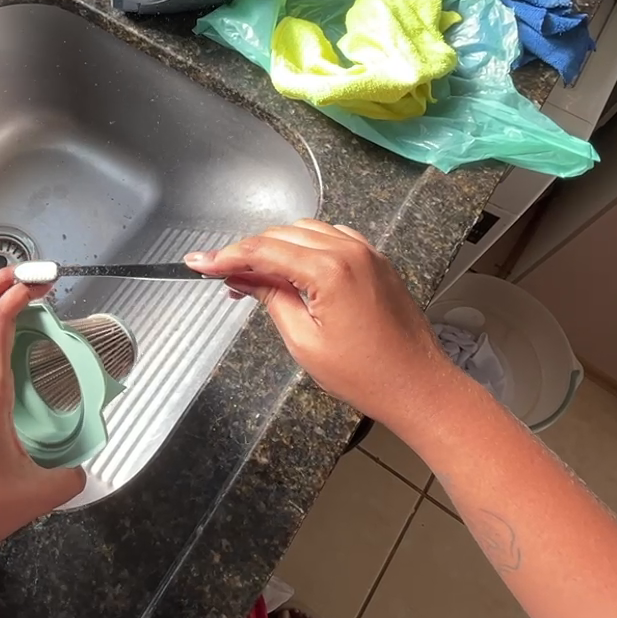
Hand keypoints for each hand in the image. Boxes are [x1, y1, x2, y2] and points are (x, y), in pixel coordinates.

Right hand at [184, 220, 457, 425]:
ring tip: (254, 275)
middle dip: (248, 252)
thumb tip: (241, 277)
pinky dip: (305, 245)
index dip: (225, 256)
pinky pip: (330, 237)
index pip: (263, 251)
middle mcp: (348, 249)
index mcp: (329, 269)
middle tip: (223, 276)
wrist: (420, 386)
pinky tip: (292, 267)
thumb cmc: (363, 374)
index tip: (197, 263)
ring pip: (305, 231)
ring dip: (276, 247)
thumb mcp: (304, 341)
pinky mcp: (375, 259)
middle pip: (281, 235)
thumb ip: (271, 298)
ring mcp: (365, 250)